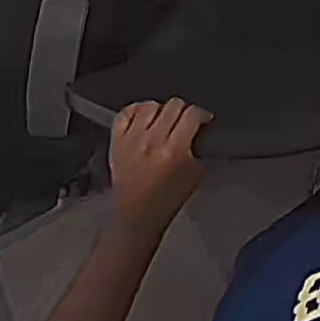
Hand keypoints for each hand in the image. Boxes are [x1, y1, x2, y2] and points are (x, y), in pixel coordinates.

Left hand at [109, 99, 210, 226]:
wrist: (137, 214)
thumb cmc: (167, 197)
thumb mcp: (196, 172)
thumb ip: (197, 146)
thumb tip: (198, 128)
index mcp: (174, 150)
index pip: (192, 114)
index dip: (202, 114)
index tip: (203, 119)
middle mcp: (151, 142)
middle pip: (173, 105)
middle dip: (184, 111)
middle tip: (185, 122)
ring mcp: (131, 140)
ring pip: (150, 105)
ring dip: (161, 110)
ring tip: (163, 120)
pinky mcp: (116, 142)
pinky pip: (125, 113)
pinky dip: (136, 110)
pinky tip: (144, 118)